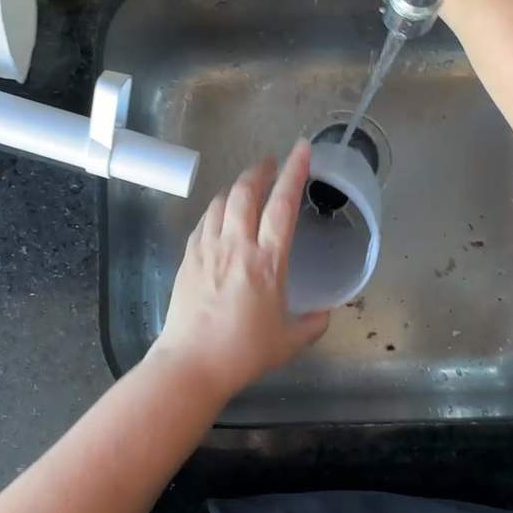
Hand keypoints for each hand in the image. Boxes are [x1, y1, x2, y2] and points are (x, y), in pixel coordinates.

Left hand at [149, 140, 331, 400]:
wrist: (192, 363)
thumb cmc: (244, 353)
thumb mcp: (289, 342)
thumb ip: (312, 324)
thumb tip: (325, 314)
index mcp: (267, 262)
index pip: (282, 205)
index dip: (294, 172)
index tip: (301, 149)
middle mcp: (236, 246)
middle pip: (246, 192)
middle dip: (260, 170)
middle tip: (270, 162)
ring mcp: (207, 250)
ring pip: (221, 202)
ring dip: (236, 187)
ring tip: (246, 185)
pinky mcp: (188, 259)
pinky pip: (203, 222)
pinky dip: (216, 210)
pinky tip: (219, 215)